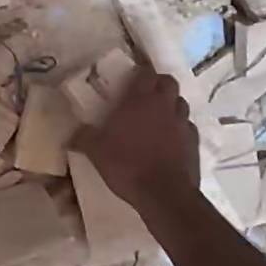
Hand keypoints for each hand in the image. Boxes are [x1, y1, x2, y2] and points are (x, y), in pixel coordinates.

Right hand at [73, 71, 199, 217]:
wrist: (164, 195)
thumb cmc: (127, 165)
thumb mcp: (96, 151)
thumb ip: (84, 137)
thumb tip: (71, 134)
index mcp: (140, 100)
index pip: (146, 72)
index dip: (141, 69)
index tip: (133, 73)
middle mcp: (164, 105)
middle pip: (168, 82)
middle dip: (159, 83)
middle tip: (146, 93)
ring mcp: (182, 123)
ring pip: (180, 102)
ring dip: (171, 103)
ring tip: (158, 115)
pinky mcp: (194, 143)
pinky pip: (188, 126)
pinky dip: (180, 127)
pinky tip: (171, 138)